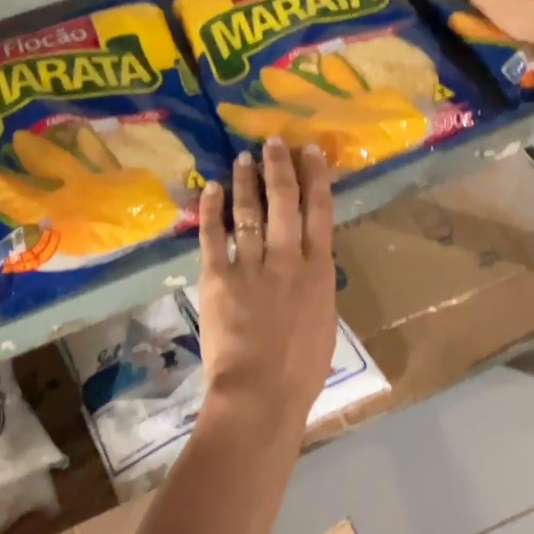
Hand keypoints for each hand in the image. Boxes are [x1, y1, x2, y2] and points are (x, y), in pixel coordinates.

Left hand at [195, 137, 336, 439]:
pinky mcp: (218, 278)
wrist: (261, 392)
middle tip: (274, 141)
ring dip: (246, 181)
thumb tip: (310, 273)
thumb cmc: (300, 372)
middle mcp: (288, 259)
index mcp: (319, 272)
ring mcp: (252, 267)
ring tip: (243, 157)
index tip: (311, 152)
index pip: (319, 213)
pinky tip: (209, 189)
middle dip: (280, 167)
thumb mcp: (323, 326)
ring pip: (250, 212)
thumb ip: (315, 292)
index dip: (316, 178)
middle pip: (284, 201)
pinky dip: (211, 210)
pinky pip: (215, 236)